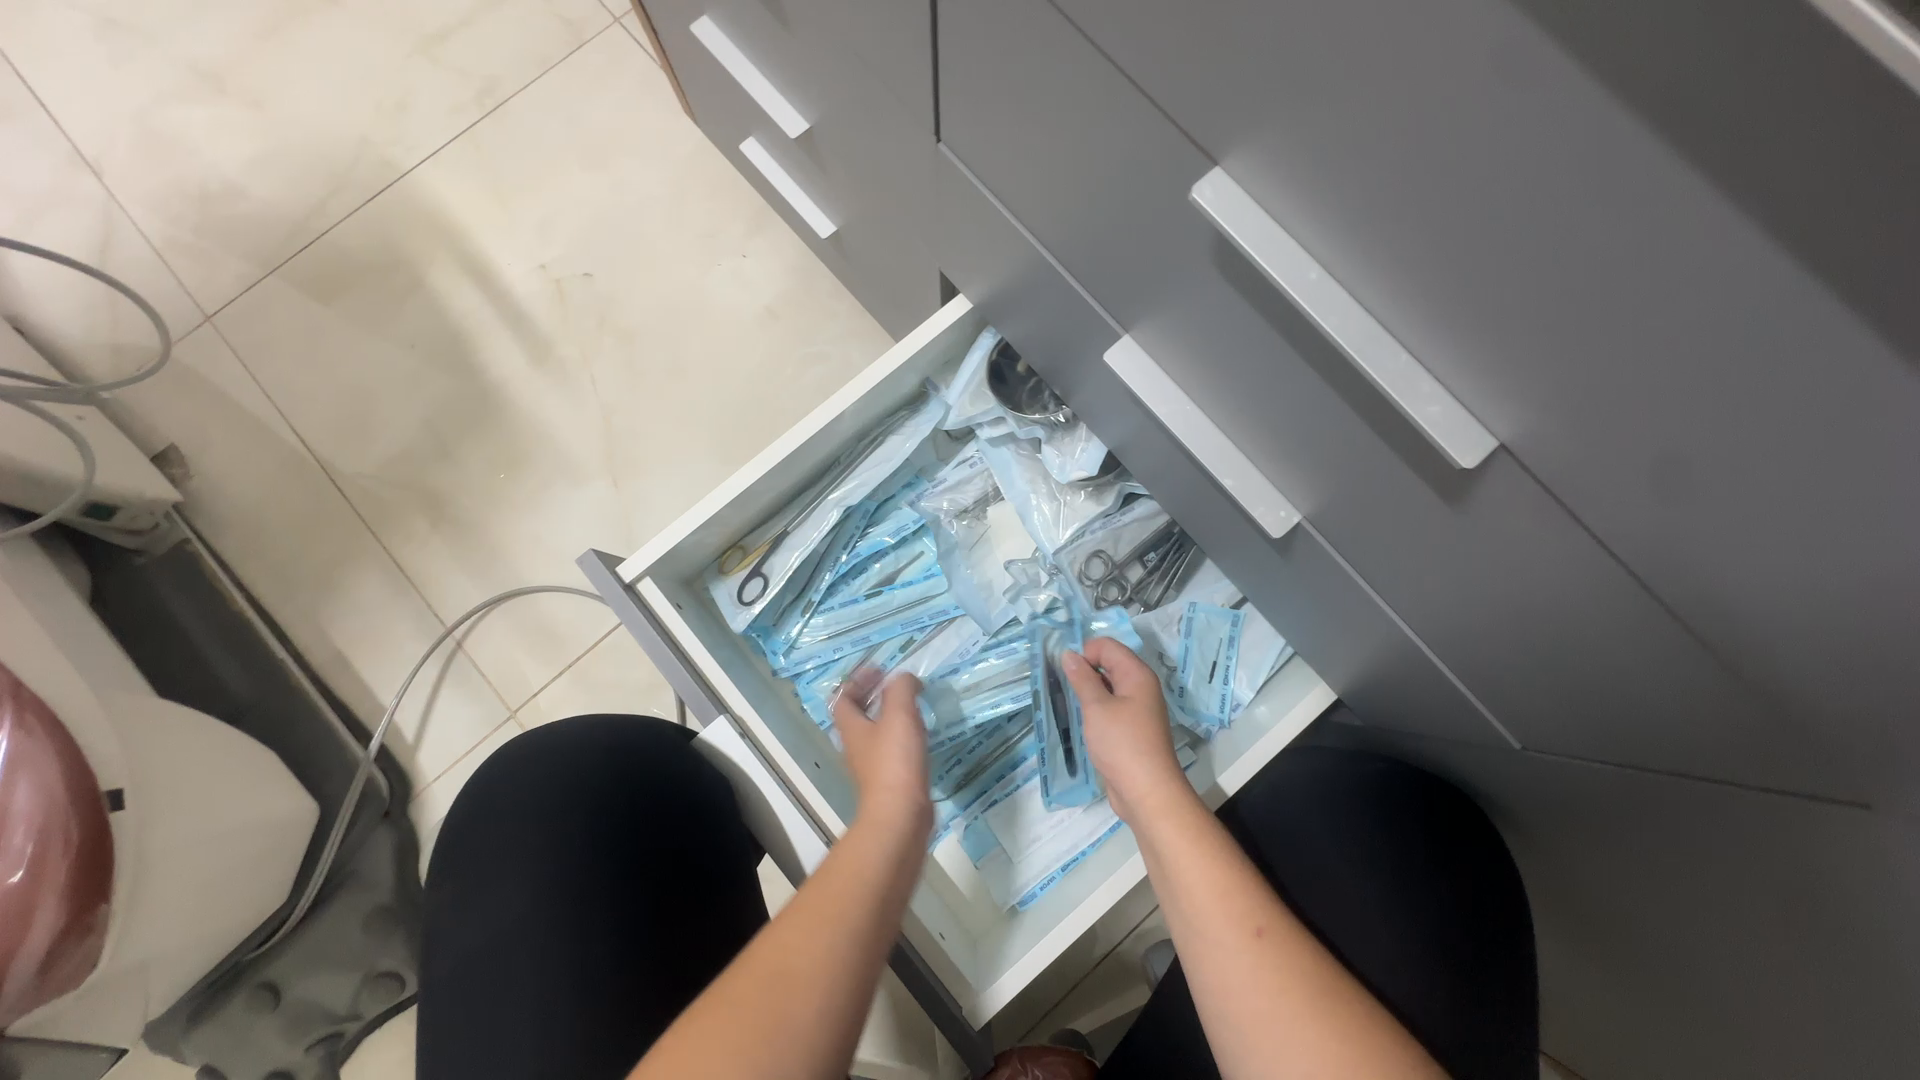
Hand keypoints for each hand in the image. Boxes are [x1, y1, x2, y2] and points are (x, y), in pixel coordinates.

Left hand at [832, 668, 932, 835]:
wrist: (900, 815)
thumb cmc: (895, 761)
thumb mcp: (899, 714)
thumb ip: (901, 688)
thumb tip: (905, 678)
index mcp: (852, 727)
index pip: (843, 698)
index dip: (857, 680)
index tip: (880, 670)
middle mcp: (857, 745)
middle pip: (858, 715)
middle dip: (875, 696)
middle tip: (898, 686)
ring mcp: (872, 765)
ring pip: (876, 732)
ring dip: (891, 716)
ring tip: (914, 707)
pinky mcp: (889, 780)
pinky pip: (892, 750)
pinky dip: (903, 737)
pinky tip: (921, 736)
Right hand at [1062, 638, 1194, 823]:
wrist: (1147, 791)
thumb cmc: (1121, 744)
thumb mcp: (1096, 707)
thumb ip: (1082, 678)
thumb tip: (1069, 654)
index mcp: (1137, 675)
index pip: (1107, 646)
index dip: (1085, 653)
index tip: (1068, 674)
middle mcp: (1140, 687)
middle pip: (1109, 664)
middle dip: (1085, 671)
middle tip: (1065, 689)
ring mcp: (1137, 708)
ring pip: (1108, 687)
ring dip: (1088, 692)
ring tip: (1072, 706)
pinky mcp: (1131, 728)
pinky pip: (1110, 707)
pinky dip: (1095, 709)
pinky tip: (1083, 723)